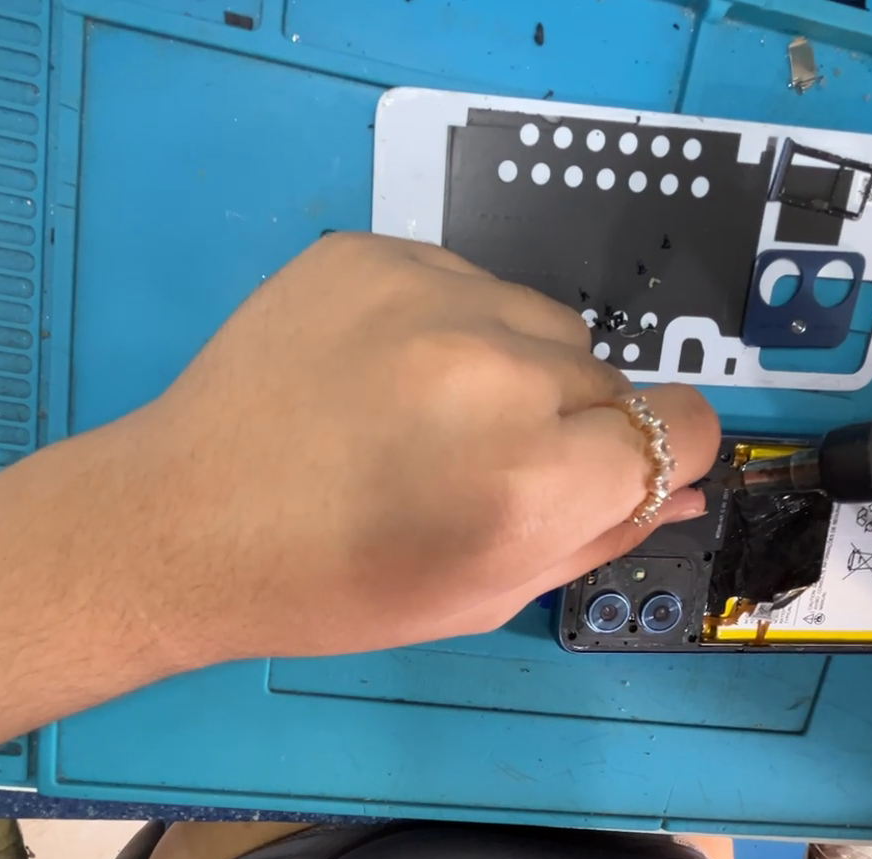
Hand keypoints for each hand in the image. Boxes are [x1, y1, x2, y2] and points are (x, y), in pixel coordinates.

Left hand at [92, 233, 718, 661]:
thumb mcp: (484, 593)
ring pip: (543, 323)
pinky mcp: (372, 252)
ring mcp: (431, 294)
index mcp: (536, 478)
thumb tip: (681, 485)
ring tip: (424, 417)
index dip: (648, 459)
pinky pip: (466, 285)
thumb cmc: (339, 587)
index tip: (598, 473)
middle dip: (570, 425)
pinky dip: (449, 329)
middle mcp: (500, 370)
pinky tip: (381, 375)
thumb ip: (599, 535)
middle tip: (477, 463)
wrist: (187, 523)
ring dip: (514, 370)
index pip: (685, 428)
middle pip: (610, 376)